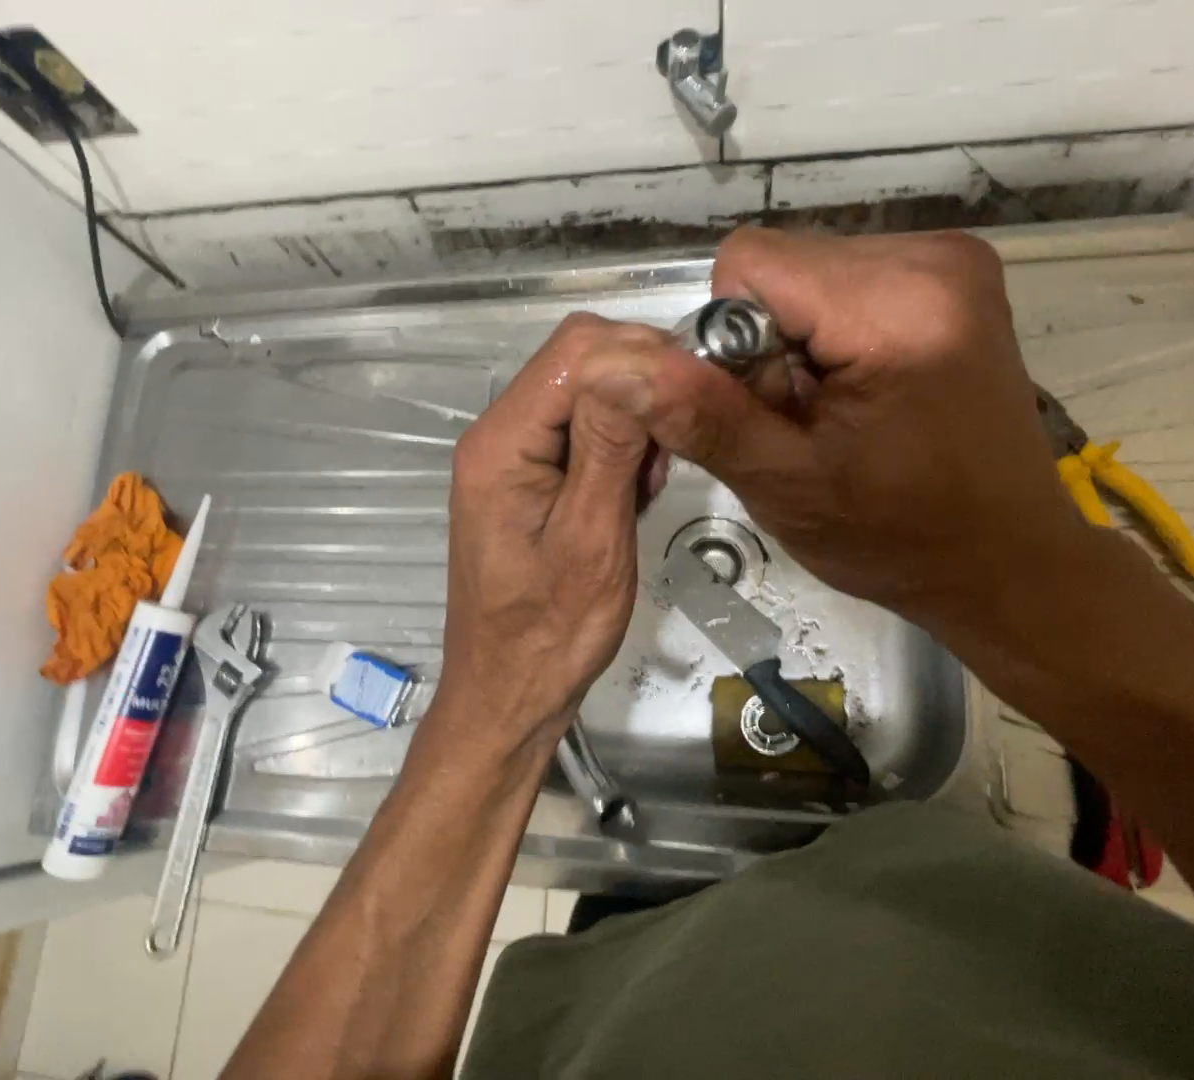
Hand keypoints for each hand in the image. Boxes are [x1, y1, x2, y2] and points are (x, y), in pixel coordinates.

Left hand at [432, 314, 674, 754]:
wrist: (510, 692)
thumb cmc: (552, 631)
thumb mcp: (592, 538)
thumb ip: (610, 445)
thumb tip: (638, 361)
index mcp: (501, 442)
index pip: (575, 351)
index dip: (642, 355)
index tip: (697, 392)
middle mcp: (497, 435)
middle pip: (577, 362)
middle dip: (640, 386)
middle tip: (674, 446)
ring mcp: (510, 457)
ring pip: (584, 395)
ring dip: (632, 421)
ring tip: (650, 483)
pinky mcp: (527, 479)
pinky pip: (579, 434)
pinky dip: (618, 449)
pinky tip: (633, 493)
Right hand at [578, 227, 1089, 641]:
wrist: (1004, 561)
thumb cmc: (898, 537)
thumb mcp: (786, 485)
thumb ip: (703, 417)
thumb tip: (615, 365)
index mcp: (898, 300)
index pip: (750, 263)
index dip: (729, 341)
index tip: (765, 409)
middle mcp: (931, 255)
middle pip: (782, 267)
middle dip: (766, 345)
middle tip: (804, 424)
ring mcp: (950, 263)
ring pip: (809, 277)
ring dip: (795, 344)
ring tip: (834, 416)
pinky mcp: (952, 281)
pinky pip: (846, 286)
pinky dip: (830, 339)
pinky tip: (858, 397)